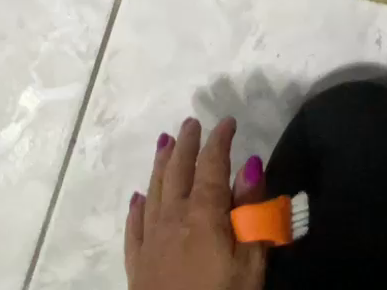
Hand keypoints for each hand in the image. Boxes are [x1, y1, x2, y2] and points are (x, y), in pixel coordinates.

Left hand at [126, 117, 267, 289]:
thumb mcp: (251, 260)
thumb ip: (252, 210)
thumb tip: (251, 164)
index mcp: (204, 214)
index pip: (212, 165)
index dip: (220, 140)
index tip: (228, 121)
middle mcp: (173, 218)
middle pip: (179, 172)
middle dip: (187, 144)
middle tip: (191, 121)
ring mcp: (151, 242)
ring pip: (155, 191)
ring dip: (161, 164)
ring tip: (165, 142)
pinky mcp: (136, 266)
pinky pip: (134, 227)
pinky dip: (138, 207)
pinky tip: (139, 197)